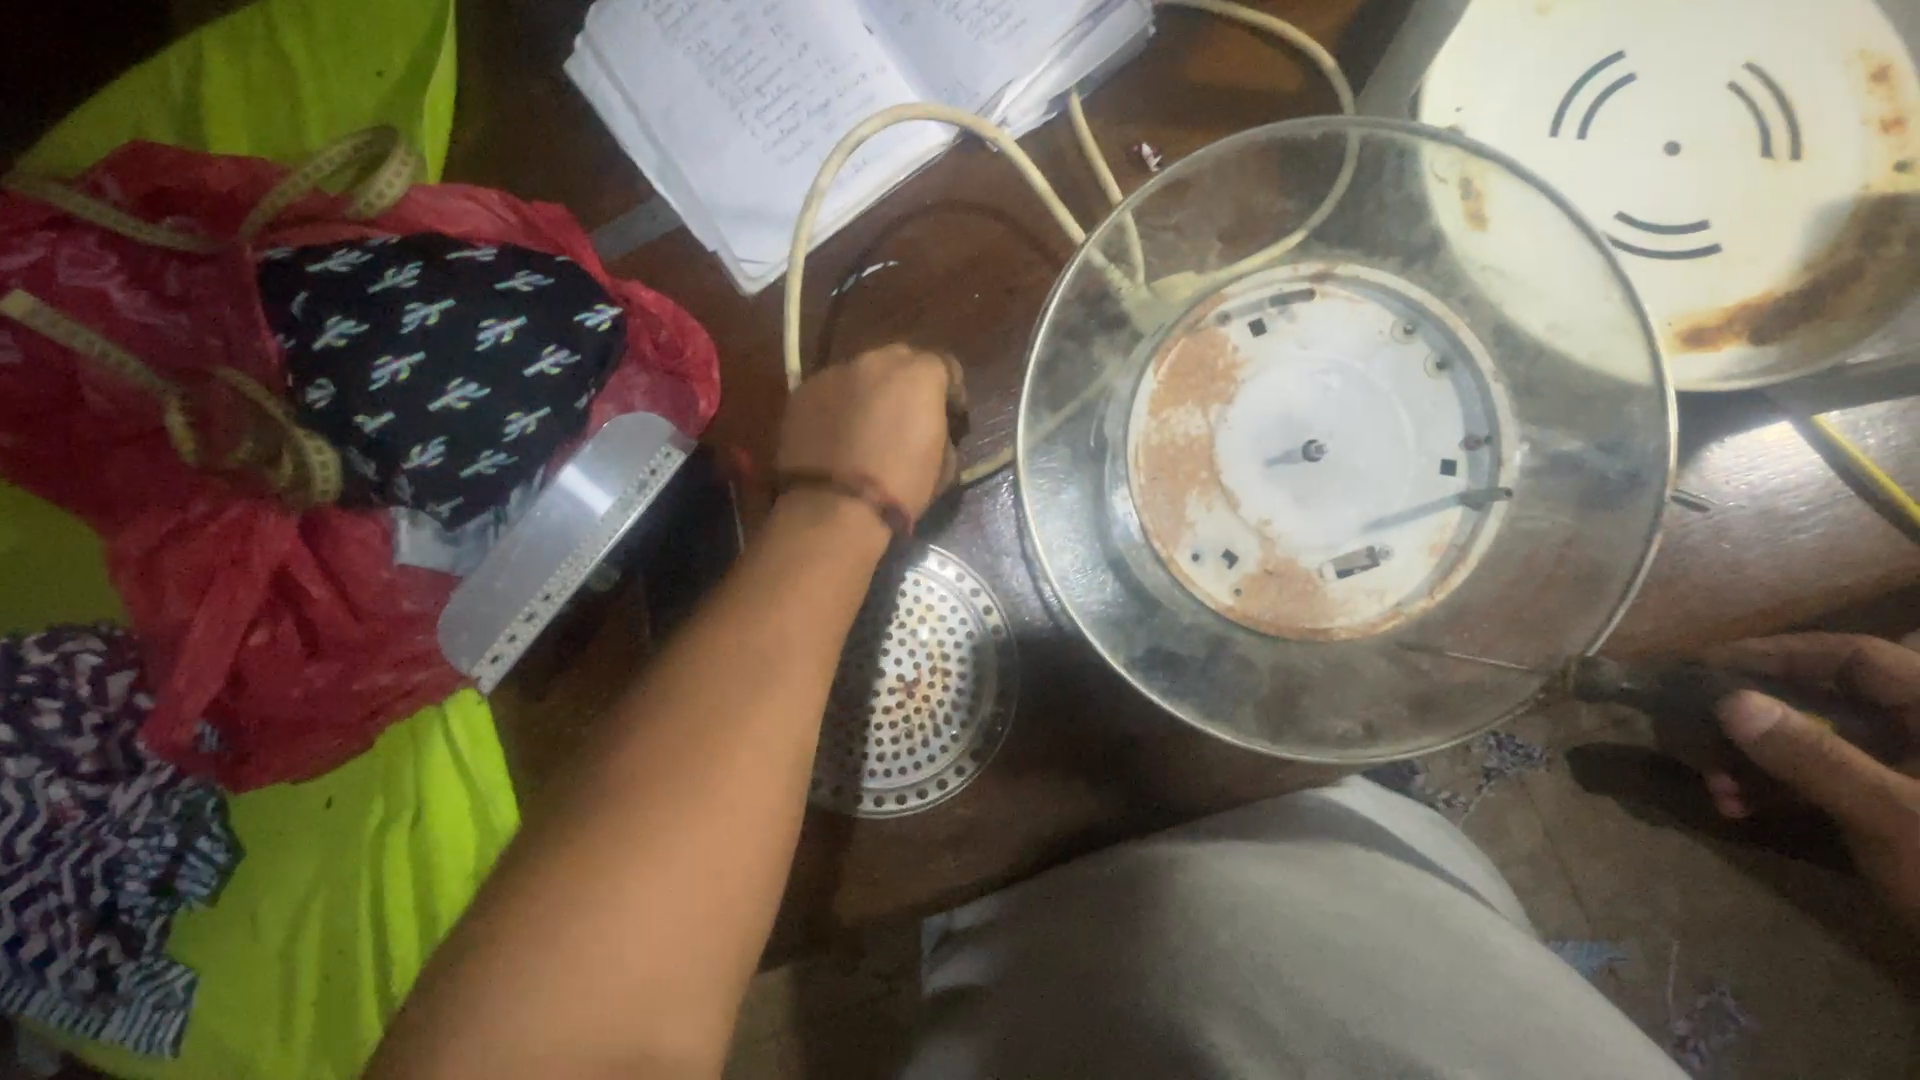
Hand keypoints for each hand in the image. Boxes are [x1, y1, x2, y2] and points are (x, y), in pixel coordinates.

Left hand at [777, 345, 962, 520]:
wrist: (834, 507)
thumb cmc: (900, 488)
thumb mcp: (944, 463)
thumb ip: (940, 429)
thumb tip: (931, 427)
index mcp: (920, 375)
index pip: (944, 365)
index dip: (950, 390)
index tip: (949, 415)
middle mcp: (877, 361)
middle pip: (899, 361)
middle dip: (907, 383)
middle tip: (905, 416)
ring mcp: (834, 372)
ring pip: (860, 374)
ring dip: (869, 392)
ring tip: (866, 426)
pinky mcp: (803, 391)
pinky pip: (830, 391)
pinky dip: (838, 406)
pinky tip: (837, 434)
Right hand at [1707, 633, 1919, 928]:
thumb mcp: (1892, 819)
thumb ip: (1813, 757)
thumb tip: (1729, 701)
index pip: (1856, 657)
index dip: (1778, 654)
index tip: (1706, 666)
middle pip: (1830, 701)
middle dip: (1755, 719)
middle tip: (1696, 732)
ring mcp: (1916, 777)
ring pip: (1822, 745)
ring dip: (1756, 762)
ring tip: (1713, 789)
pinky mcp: (1903, 813)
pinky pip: (1830, 781)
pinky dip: (1780, 790)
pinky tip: (1738, 810)